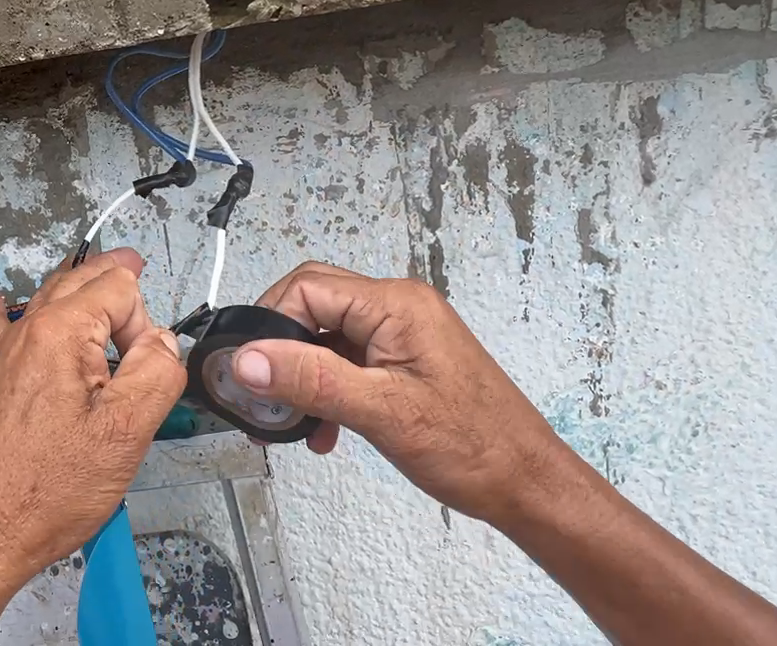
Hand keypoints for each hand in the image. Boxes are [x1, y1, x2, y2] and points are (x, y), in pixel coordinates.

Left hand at [0, 249, 186, 592]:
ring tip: (99, 272)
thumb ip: (157, 372)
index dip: (144, 321)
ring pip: (46, 297)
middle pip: (80, 279)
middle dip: (113, 278)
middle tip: (138, 265)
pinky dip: (1, 307)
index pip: (119, 289)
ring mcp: (7, 353)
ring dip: (76, 284)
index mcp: (61, 331)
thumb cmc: (52, 488)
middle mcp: (28, 329)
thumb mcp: (127, 431)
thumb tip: (163, 341)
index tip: (144, 371)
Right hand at [230, 262, 569, 523]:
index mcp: (395, 304)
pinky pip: (347, 357)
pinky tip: (323, 427)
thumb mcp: (380, 412)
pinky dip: (326, 385)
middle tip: (261, 387)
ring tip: (291, 419)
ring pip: (326, 333)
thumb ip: (309, 379)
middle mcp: (397, 306)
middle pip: (313, 303)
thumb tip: (246, 360)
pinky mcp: (403, 356)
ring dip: (302, 372)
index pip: (306, 288)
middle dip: (281, 345)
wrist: (530, 487)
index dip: (270, 323)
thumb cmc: (472, 448)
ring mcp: (402, 331)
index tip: (249, 368)